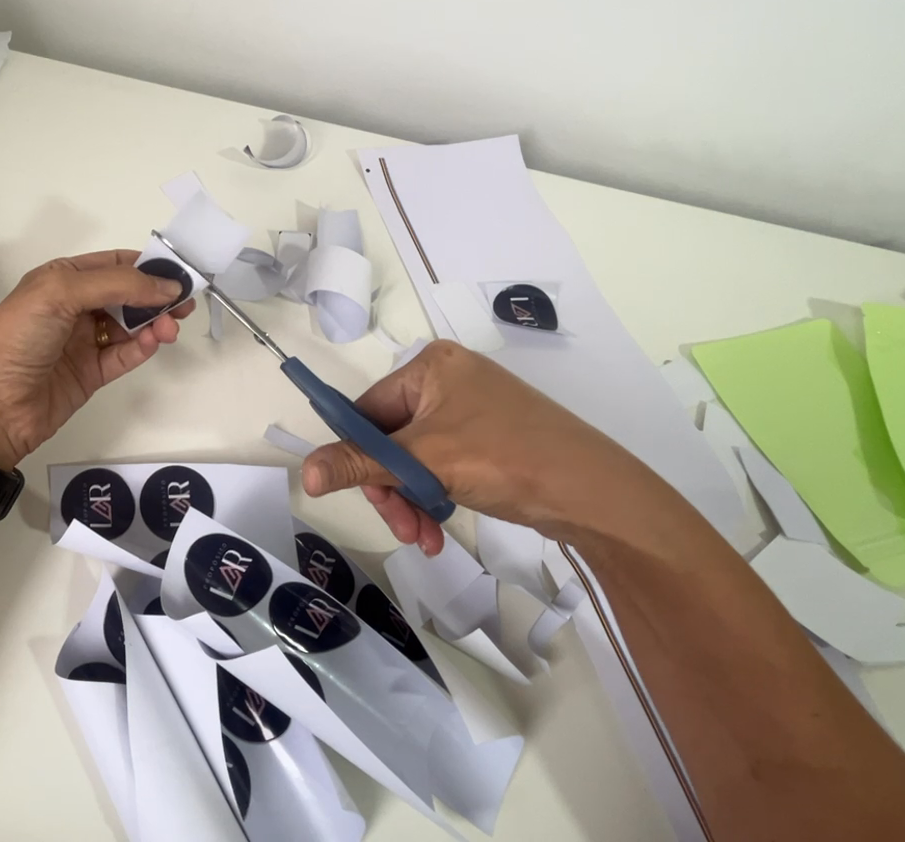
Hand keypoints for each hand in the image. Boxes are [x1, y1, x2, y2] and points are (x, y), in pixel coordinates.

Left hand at [0, 250, 195, 469]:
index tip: (178, 273)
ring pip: (128, 325)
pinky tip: (155, 342)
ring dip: (153, 322)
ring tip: (170, 328)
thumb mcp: (59, 294)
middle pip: (125, 294)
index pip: (112, 264)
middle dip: (155, 295)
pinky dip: (142, 348)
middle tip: (184, 304)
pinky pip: (123, 356)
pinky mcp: (89, 375)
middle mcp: (71, 307)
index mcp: (59, 280)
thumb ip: (117, 285)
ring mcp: (80, 343)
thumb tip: (168, 286)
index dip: (146, 266)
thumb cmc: (16, 338)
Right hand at [301, 340, 668, 553]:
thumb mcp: (424, 462)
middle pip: (389, 438)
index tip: (362, 494)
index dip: (358, 454)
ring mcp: (471, 410)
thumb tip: (305, 473)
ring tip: (424, 538)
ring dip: (411, 500)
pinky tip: (438, 529)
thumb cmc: (506, 459)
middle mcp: (448, 379)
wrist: (598, 495)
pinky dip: (434, 496)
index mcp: (430, 365)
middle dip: (390, 488)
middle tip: (402, 528)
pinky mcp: (488, 438)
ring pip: (413, 458)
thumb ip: (360, 465)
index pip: (367, 409)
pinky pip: (440, 464)